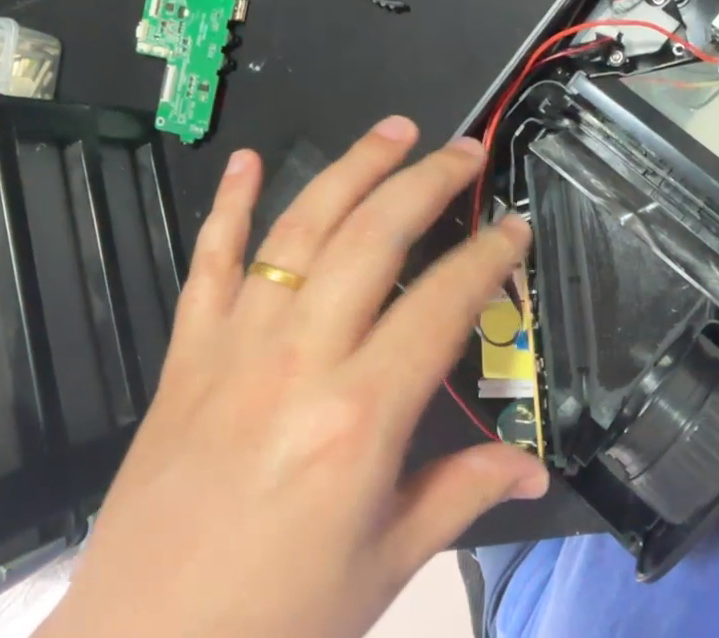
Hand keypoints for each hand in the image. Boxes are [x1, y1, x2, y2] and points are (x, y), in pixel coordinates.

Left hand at [41, 117, 547, 637]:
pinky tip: (245, 161)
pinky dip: (226, 206)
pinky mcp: (185, 356)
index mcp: (361, 416)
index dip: (488, 257)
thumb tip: (533, 471)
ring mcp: (235, 348)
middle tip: (465, 149)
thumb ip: (461, 496)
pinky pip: (209, 264)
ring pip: (299, 230)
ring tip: (393, 130)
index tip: (515, 227)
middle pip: (374, 238)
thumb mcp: (386, 564)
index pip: (442, 306)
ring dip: (350, 169)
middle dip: (427, 181)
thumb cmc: (278, 618)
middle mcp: (300, 360)